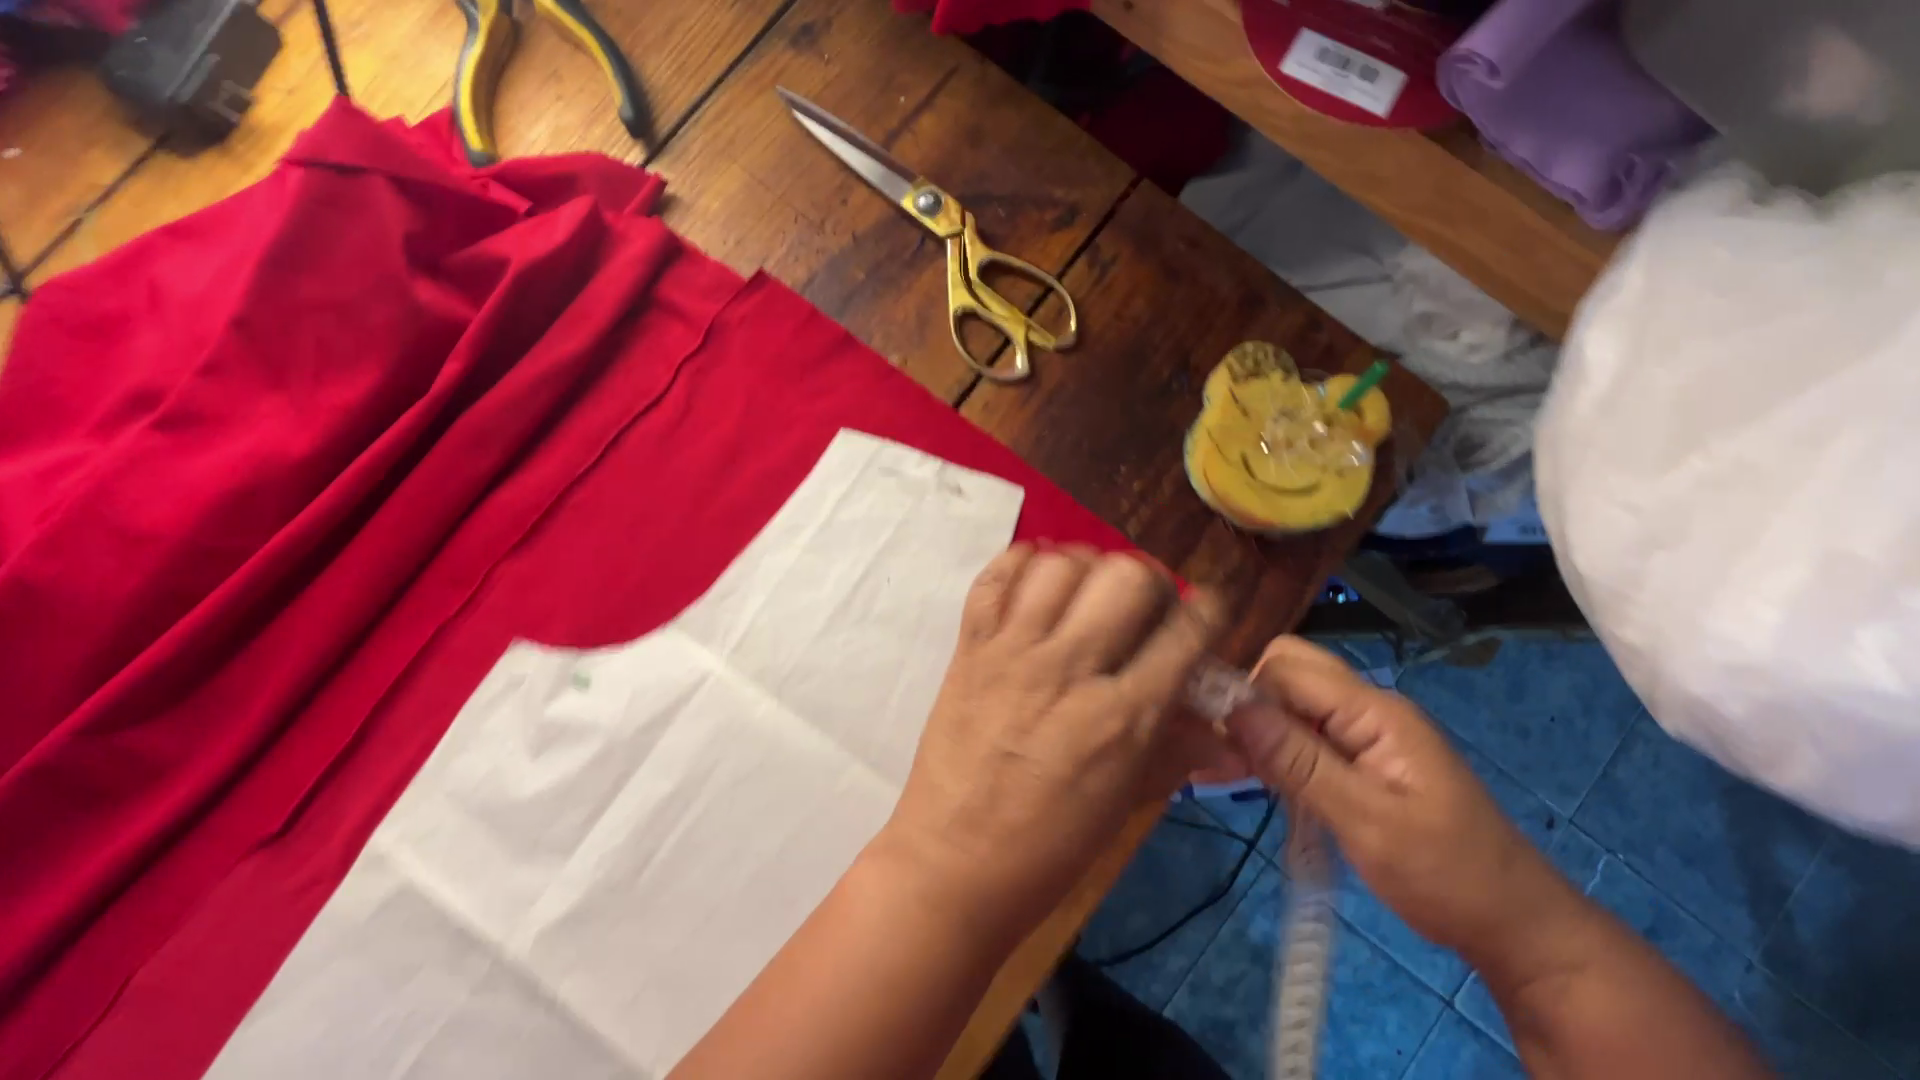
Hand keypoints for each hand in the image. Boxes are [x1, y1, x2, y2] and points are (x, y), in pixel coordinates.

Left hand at [880, 544, 1226, 942]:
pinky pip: (995, 578)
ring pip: (1062, 565)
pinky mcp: (969, 649)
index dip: (1209, 608)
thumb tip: (1235, 735)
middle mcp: (1071, 669)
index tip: (1206, 610)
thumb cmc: (1050, 847)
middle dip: (1151, 583)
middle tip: (1144, 609)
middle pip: (1128, 577)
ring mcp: (1013, 653)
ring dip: (1088, 569)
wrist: (954, 864)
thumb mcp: (1127, 802)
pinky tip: (1037, 582)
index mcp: (1124, 715)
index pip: (1186, 630)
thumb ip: (1180, 752)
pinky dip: (1020, 564)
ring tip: (1088, 594)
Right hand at [1224, 637, 1578, 965]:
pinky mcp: (1360, 763)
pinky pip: (1304, 738)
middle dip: (1241, 702)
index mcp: (1374, 712)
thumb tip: (1233, 706)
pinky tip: (1242, 779)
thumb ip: (1299, 761)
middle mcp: (1366, 710)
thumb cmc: (1444, 874)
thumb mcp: (1367, 822)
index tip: (1204, 731)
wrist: (1513, 924)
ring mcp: (1364, 735)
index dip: (1241, 689)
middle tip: (1209, 751)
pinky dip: (1271, 753)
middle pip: (1287, 675)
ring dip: (1251, 730)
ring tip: (1210, 769)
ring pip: (1290, 706)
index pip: (1288, 667)